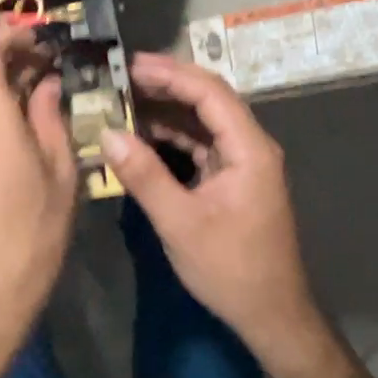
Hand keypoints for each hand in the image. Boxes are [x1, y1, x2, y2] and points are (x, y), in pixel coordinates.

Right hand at [100, 54, 327, 372]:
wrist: (270, 313)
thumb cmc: (230, 269)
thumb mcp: (180, 223)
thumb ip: (144, 175)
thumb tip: (107, 134)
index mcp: (249, 149)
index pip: (210, 93)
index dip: (170, 73)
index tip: (129, 64)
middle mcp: (250, 148)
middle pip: (206, 101)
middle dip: (163, 86)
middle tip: (116, 78)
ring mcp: (241, 164)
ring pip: (201, 123)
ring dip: (164, 112)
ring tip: (120, 103)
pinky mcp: (231, 181)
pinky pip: (199, 147)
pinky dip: (169, 139)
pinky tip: (138, 138)